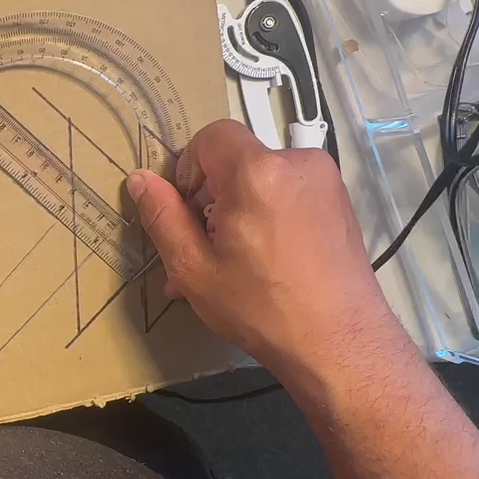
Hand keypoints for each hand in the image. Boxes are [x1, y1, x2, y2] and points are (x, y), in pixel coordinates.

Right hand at [126, 120, 411, 378]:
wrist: (338, 343)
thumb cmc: (260, 307)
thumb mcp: (193, 267)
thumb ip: (162, 216)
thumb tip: (140, 180)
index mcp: (258, 172)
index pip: (211, 136)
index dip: (188, 167)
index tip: (185, 211)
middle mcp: (297, 163)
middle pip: (235, 160)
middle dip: (208, 197)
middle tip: (196, 249)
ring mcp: (324, 181)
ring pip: (259, 180)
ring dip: (233, 212)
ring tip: (224, 264)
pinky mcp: (338, 202)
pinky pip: (285, 194)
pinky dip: (262, 218)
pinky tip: (255, 262)